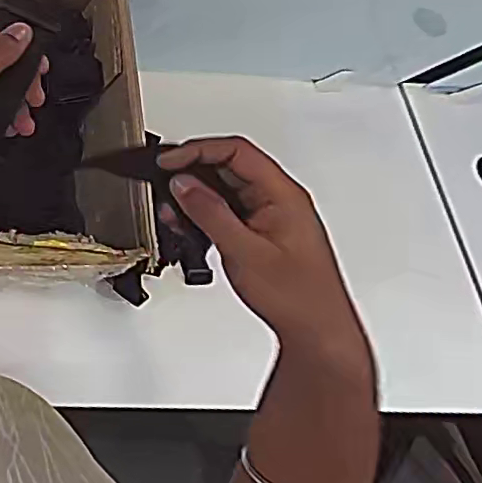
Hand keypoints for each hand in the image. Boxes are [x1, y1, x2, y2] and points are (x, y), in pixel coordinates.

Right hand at [158, 137, 362, 357]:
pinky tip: (188, 225)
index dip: (198, 150)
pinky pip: (227, 209)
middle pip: (229, 165)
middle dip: (193, 170)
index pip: (236, 151)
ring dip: (196, 195)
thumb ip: (210, 213)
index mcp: (282, 194)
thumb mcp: (245, 251)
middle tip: (164, 181)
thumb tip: (184, 183)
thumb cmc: (297, 297)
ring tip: (173, 210)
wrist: (316, 331)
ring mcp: (269, 214)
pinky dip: (203, 213)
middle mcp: (277, 199)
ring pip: (225, 188)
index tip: (170, 162)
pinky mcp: (260, 231)